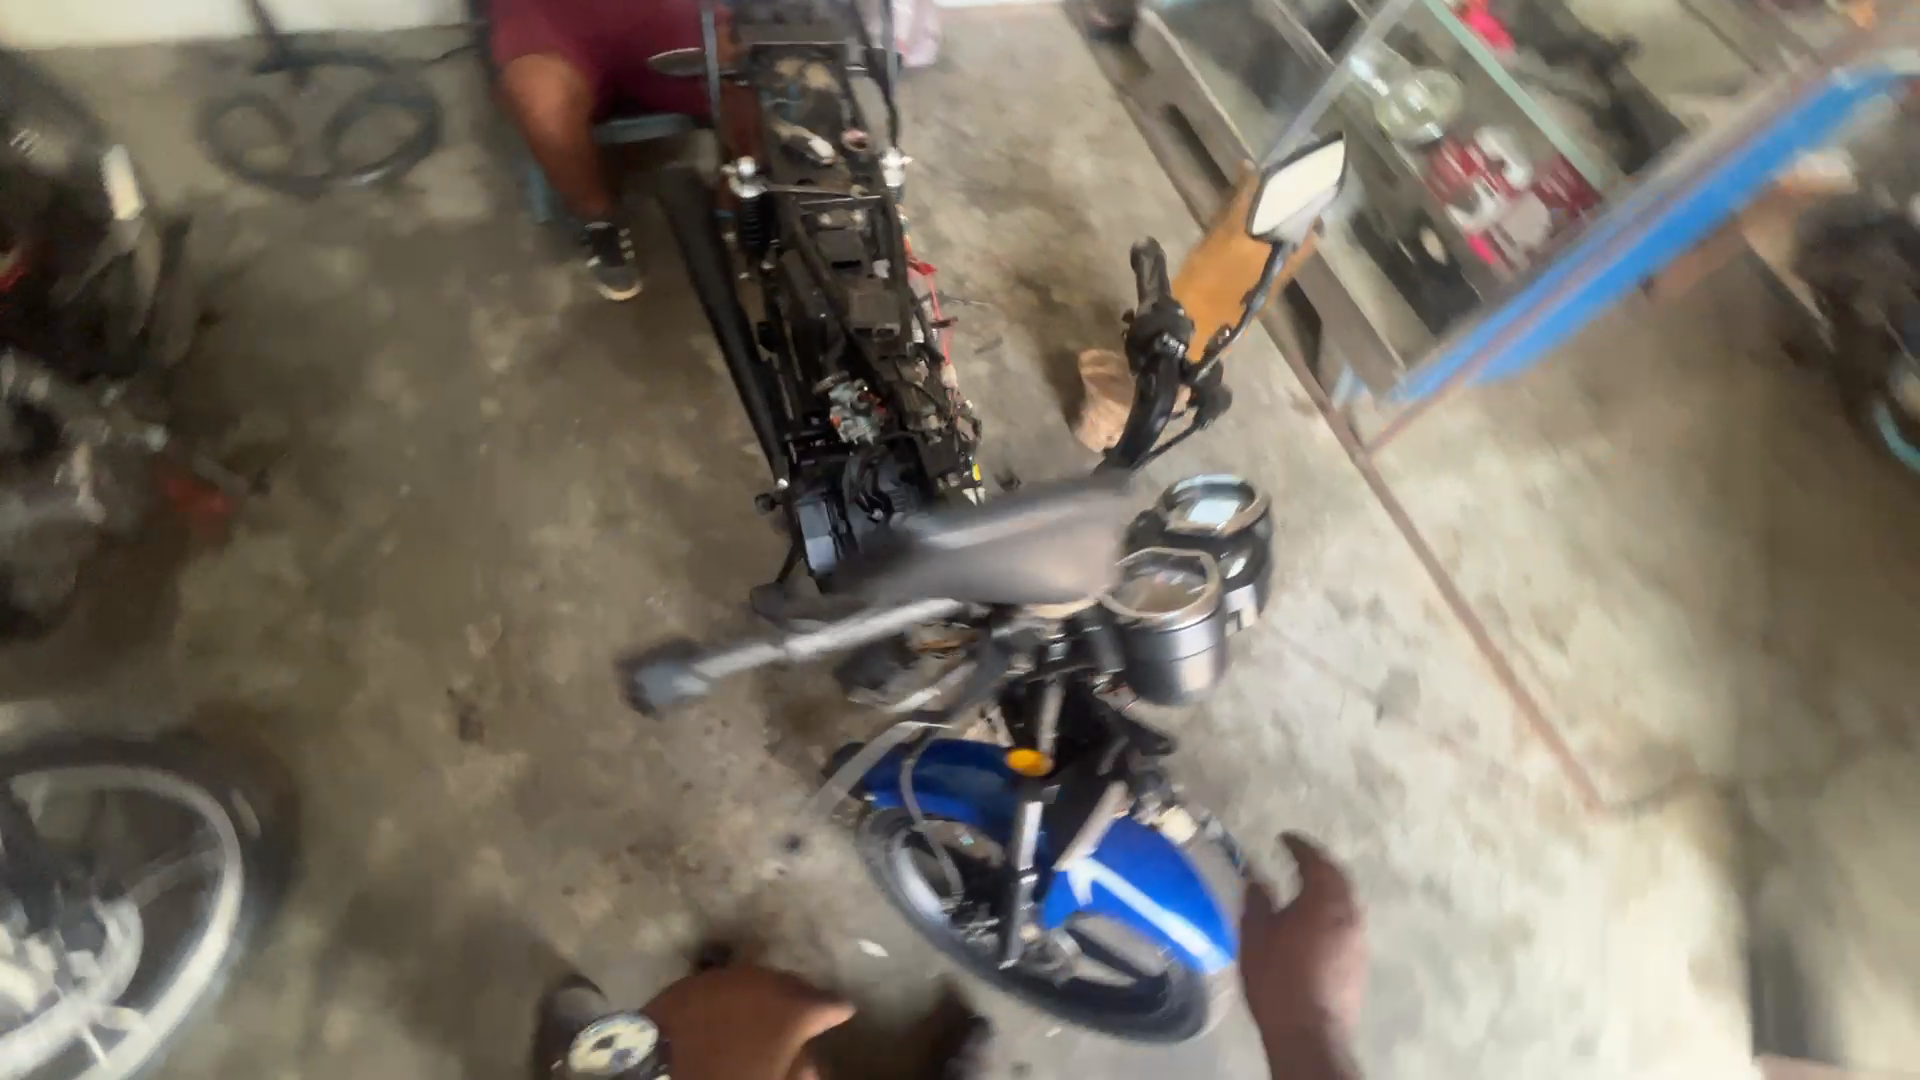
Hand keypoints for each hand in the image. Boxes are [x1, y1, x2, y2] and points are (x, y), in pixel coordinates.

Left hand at [643, 963, 854, 1079]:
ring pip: (761, 982)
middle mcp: (768, 982)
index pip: (830, 1003)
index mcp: (792, 1010)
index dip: (838, 1010)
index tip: (845, 1012)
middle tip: (803, 1016)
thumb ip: (801, 1073)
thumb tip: (814, 1064)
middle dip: (803, 1000)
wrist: (653, 1074)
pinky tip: (728, 1016)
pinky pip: (728, 986)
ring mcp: (731, 976)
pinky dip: (736, 999)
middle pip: (796, 986)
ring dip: (767, 997)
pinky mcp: (698, 980)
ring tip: (764, 1017)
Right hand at [1239, 833, 1367, 1039]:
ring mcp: (1358, 940)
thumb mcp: (1255, 933)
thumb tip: (1258, 880)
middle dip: (1318, 862)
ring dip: (1328, 885)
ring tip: (1305, 883)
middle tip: (1297, 855)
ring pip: (1347, 899)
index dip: (1298, 846)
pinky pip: (1348, 919)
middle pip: (1339, 877)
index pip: (1315, 862)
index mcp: (1323, 902)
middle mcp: (1348, 915)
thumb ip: (1257, 900)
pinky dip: (1332, 906)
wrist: (1310, 1034)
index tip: (1283, 838)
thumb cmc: (1277, 978)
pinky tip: (1313, 916)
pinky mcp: (1359, 962)